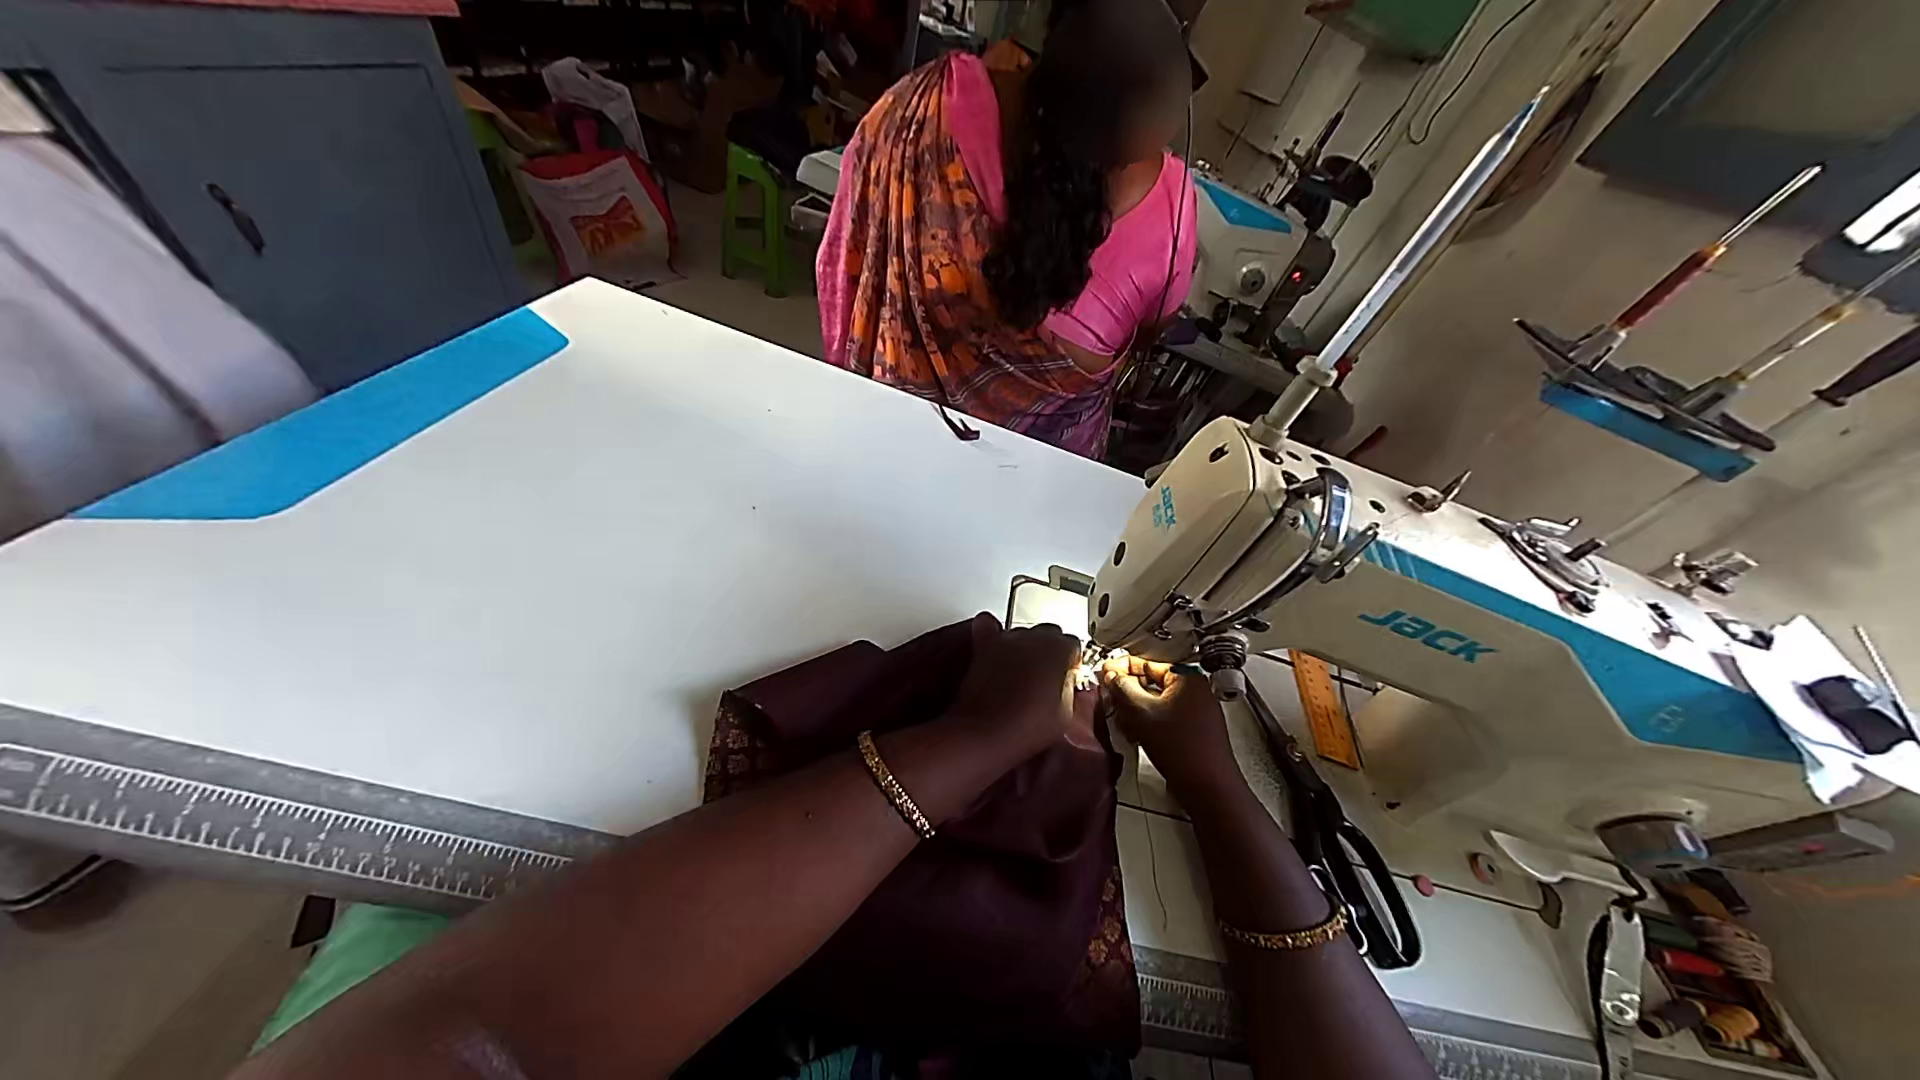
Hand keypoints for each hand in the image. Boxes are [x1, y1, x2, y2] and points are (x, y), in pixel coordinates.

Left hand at [947, 613, 1083, 756]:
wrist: (987, 732)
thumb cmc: (1026, 726)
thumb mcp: (1065, 714)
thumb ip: (1071, 688)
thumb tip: (1067, 683)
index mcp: (1060, 649)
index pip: (1073, 645)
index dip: (1071, 662)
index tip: (1068, 676)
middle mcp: (1035, 637)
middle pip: (1050, 634)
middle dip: (1050, 652)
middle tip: (1046, 677)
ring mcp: (1008, 639)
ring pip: (1022, 632)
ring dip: (1025, 647)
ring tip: (1021, 673)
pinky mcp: (984, 645)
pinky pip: (988, 626)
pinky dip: (992, 633)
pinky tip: (997, 651)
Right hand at [1100, 656, 1237, 795]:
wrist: (1208, 787)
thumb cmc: (1185, 751)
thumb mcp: (1140, 712)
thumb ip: (1121, 688)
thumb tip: (1112, 676)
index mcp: (1187, 678)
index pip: (1146, 661)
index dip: (1121, 667)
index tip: (1107, 674)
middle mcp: (1195, 691)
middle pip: (1151, 681)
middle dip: (1128, 692)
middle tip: (1113, 699)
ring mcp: (1197, 711)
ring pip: (1156, 701)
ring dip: (1136, 710)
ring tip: (1127, 723)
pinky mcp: (1194, 729)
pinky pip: (1165, 717)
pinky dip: (1149, 722)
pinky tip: (1138, 735)